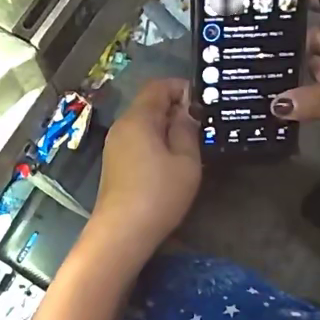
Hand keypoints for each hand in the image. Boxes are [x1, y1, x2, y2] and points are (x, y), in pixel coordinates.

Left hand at [87, 78, 201, 259]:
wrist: (122, 233)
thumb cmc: (159, 194)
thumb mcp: (186, 161)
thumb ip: (187, 130)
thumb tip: (186, 111)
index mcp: (139, 118)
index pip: (158, 86)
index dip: (182, 87)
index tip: (203, 101)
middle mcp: (122, 126)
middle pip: (149, 104)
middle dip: (175, 109)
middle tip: (202, 124)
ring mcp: (115, 146)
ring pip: (143, 124)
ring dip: (166, 128)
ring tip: (190, 145)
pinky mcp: (115, 164)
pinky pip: (138, 141)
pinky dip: (155, 143)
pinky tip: (171, 162)